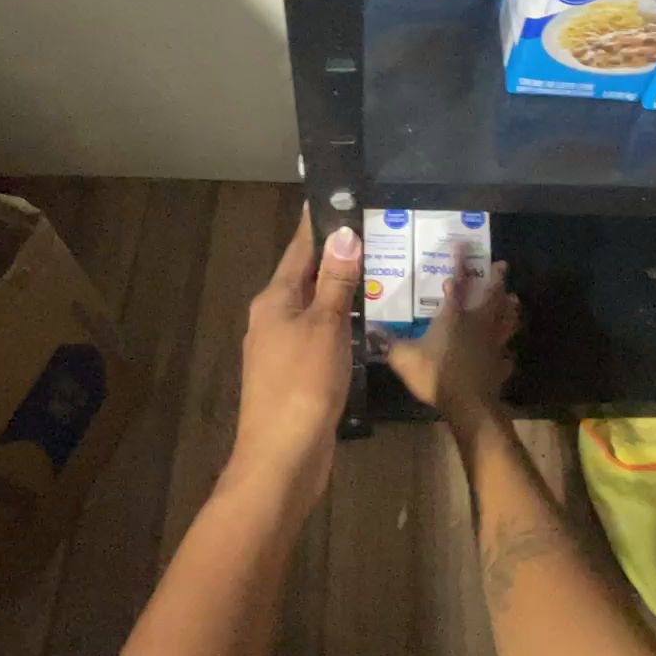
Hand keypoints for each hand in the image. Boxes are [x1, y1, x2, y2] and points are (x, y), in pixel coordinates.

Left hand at [226, 209, 361, 504]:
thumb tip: (343, 233)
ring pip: (317, 307)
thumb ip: (335, 280)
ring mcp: (283, 348)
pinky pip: (323, 335)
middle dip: (338, 255)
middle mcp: (274, 318)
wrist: (283, 458)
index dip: (319, 223)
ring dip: (343, 290)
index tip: (340, 196)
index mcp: (275, 299)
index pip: (299, 249)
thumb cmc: (302, 384)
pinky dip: (344, 322)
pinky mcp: (298, 374)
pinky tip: (369, 322)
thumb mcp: (324, 326)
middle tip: (377, 231)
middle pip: (308, 276)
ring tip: (382, 270)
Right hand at [386, 253, 519, 421]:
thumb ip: (389, 343)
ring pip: (507, 319)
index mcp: (455, 316)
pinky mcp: (501, 364)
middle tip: (502, 264)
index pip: (457, 283)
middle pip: (492, 296)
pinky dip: (508, 352)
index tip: (464, 244)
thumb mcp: (404, 358)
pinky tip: (508, 353)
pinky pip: (507, 355)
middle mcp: (478, 323)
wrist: (468, 404)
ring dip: (510, 308)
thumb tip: (372, 331)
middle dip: (496, 278)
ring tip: (515, 299)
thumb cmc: (436, 375)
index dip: (459, 263)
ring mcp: (494, 343)